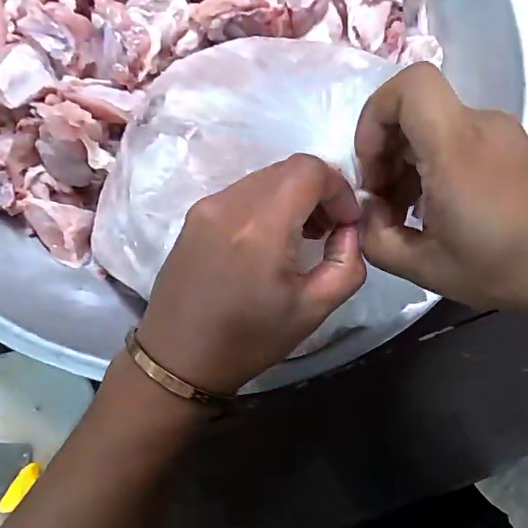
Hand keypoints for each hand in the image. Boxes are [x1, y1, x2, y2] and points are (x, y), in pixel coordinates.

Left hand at [134, 153, 366, 394]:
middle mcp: (230, 204)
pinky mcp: (194, 215)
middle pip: (289, 168)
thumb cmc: (249, 340)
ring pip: (265, 177)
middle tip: (329, 230)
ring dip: (293, 196)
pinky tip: (270, 241)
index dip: (339, 187)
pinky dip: (268, 203)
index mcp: (262, 228)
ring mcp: (207, 206)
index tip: (346, 221)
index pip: (310, 169)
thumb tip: (348, 230)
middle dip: (319, 191)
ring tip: (302, 237)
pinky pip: (243, 192)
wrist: (179, 358)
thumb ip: (346, 264)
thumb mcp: (314, 310)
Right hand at [356, 63, 527, 316]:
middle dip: (388, 150)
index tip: (372, 167)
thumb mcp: (427, 268)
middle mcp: (481, 124)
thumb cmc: (506, 266)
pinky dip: (442, 167)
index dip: (375, 116)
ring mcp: (506, 134)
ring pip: (440, 128)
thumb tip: (368, 213)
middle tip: (387, 204)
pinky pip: (466, 142)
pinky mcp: (521, 150)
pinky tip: (448, 214)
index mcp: (454, 143)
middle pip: (418, 109)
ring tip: (415, 217)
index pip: (408, 84)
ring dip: (413, 164)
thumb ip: (378, 239)